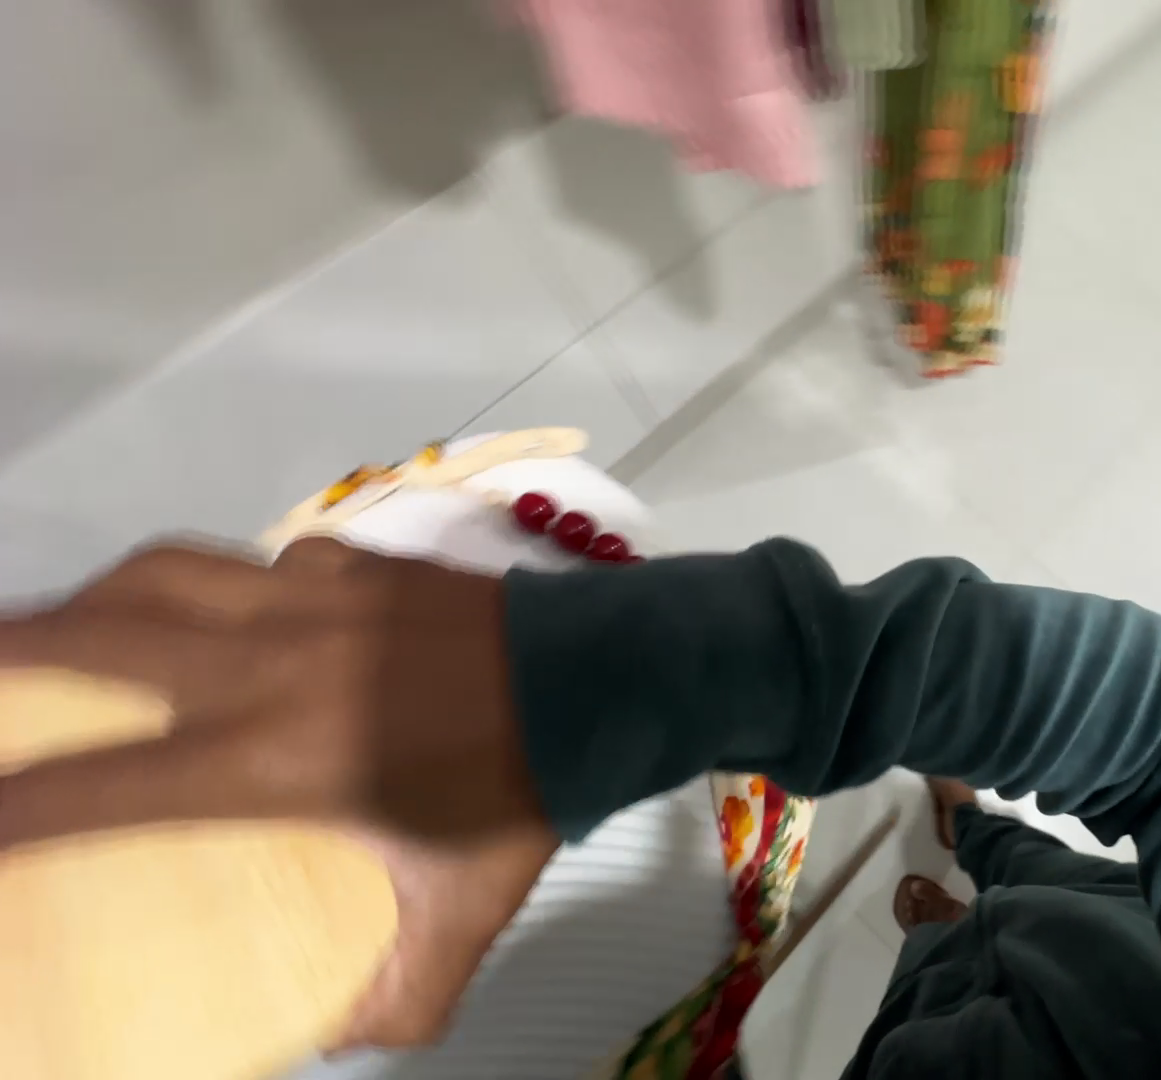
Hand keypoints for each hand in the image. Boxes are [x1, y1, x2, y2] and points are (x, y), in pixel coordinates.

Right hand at [0, 537, 559, 1049]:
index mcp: (272, 758)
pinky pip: (280, 557)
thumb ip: (409, 988)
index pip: (67, 791)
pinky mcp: (383, 566)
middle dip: (0, 659)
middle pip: (81, 636)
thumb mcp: (470, 900)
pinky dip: (245, 580)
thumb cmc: (534, 783)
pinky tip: (261, 610)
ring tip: (91, 632)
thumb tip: (357, 1043)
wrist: (613, 678)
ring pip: (171, 572)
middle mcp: (273, 663)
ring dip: (109, 599)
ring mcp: (329, 598)